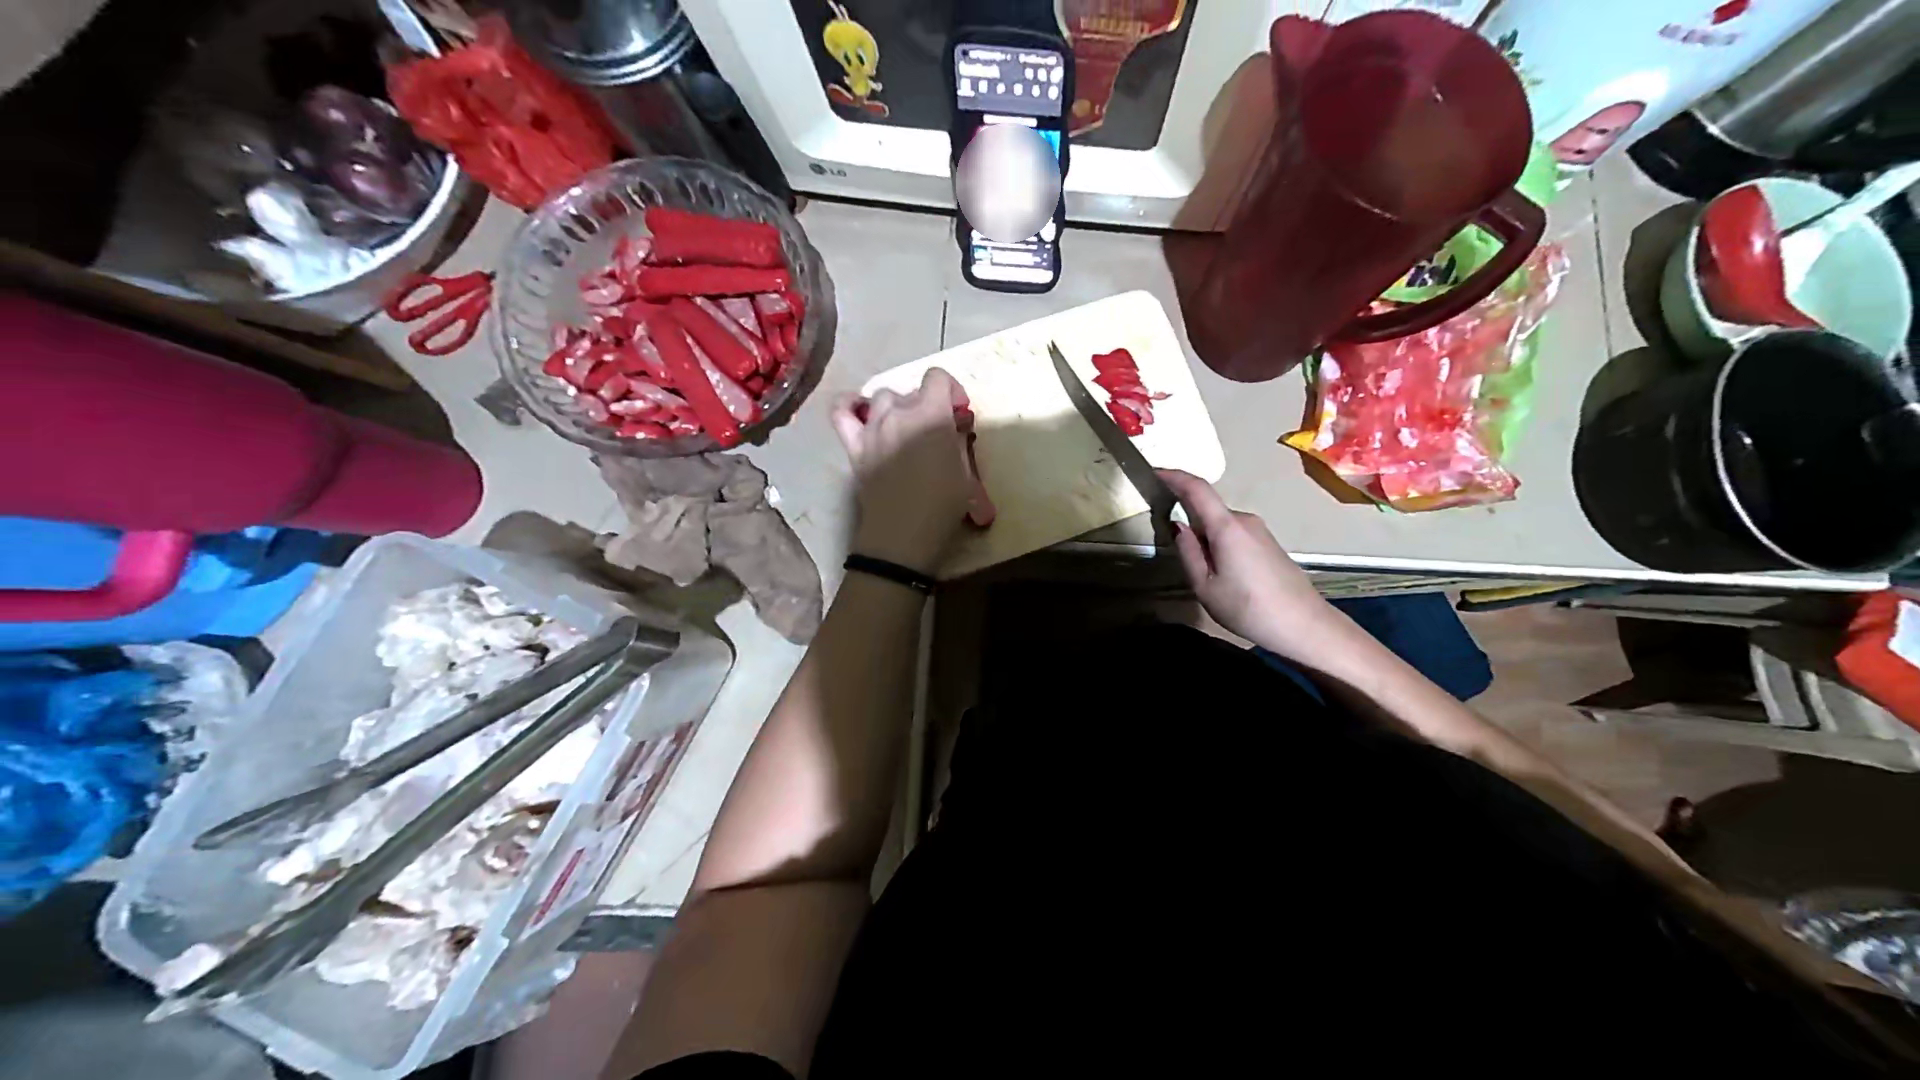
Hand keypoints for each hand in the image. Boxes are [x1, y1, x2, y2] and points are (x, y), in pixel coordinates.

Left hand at [831, 367, 973, 574]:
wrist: (901, 536)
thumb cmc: (942, 508)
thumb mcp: (965, 474)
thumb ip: (957, 442)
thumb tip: (953, 427)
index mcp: (930, 416)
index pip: (938, 378)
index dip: (951, 390)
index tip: (958, 413)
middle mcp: (899, 414)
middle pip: (912, 391)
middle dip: (927, 405)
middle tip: (935, 432)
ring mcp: (872, 428)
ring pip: (882, 397)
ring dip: (896, 407)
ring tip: (904, 429)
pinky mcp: (854, 446)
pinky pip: (841, 413)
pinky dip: (850, 406)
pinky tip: (860, 412)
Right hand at [1158, 469, 1347, 663]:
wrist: (1304, 626)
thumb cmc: (1249, 608)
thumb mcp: (1205, 587)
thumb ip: (1188, 553)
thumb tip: (1178, 526)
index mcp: (1227, 527)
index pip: (1197, 488)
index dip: (1174, 477)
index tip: (1154, 472)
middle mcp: (1245, 520)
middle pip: (1207, 510)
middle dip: (1186, 522)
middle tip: (1174, 553)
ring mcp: (1259, 531)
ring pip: (1219, 525)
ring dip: (1203, 538)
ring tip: (1200, 573)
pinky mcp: (1267, 544)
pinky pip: (1233, 534)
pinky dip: (1218, 544)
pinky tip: (1220, 575)